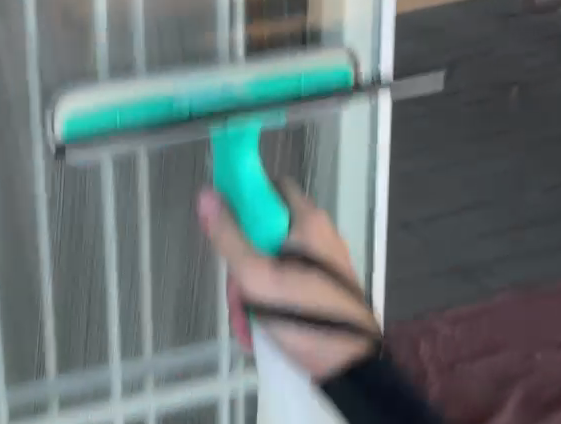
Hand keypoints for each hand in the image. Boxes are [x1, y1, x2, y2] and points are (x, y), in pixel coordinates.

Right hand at [196, 183, 379, 380]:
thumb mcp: (255, 276)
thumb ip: (228, 235)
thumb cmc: (303, 317)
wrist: (354, 375)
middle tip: (236, 293)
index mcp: (307, 221)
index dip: (244, 197)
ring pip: (273, 261)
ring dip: (253, 289)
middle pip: (265, 230)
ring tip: (246, 322)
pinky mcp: (329, 291)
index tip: (225, 223)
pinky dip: (272, 300)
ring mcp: (327, 265)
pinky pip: (290, 282)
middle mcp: (320, 236)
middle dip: (242, 262)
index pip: (270, 186)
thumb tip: (206, 193)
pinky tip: (260, 329)